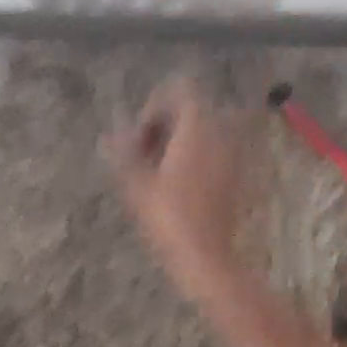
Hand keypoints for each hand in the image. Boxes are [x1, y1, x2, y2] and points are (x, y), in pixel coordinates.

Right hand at [103, 76, 245, 293]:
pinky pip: (215, 150)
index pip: (180, 90)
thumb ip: (123, 151)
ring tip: (158, 169)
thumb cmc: (168, 217)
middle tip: (143, 152)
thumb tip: (108, 134)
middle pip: (192, 110)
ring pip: (204, 131)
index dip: (155, 106)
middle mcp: (221, 132)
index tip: (138, 134)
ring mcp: (233, 153)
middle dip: (166, 124)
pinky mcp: (238, 174)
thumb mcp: (135, 183)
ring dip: (180, 140)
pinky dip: (196, 156)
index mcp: (197, 127)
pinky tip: (178, 182)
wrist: (204, 256)